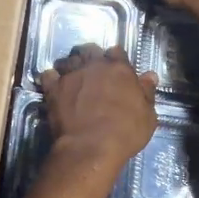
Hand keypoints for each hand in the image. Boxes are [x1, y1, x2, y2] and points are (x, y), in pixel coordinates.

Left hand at [39, 44, 156, 175]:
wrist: (91, 147)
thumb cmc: (125, 133)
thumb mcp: (147, 116)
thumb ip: (147, 92)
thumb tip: (150, 75)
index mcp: (119, 69)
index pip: (117, 51)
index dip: (116, 58)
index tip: (115, 67)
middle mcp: (94, 65)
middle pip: (90, 50)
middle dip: (91, 57)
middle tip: (92, 70)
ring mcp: (72, 74)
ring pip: (69, 59)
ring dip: (71, 65)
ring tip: (73, 76)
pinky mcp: (54, 87)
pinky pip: (49, 75)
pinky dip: (51, 78)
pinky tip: (54, 85)